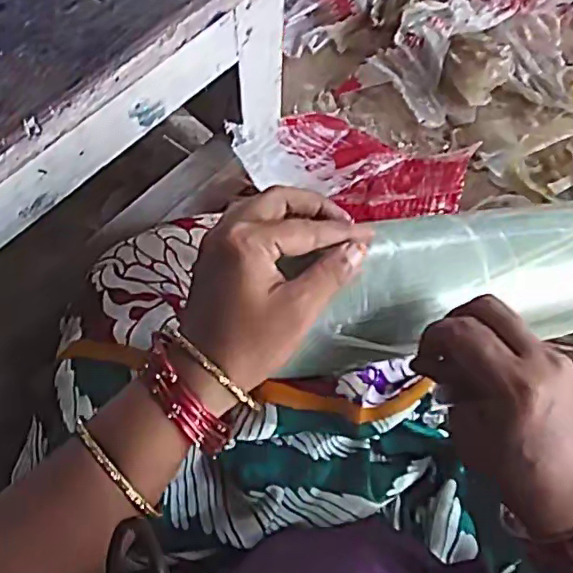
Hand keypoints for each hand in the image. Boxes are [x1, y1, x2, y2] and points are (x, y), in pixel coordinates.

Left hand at [177, 187, 371, 402]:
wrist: (203, 373)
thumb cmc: (252, 345)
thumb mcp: (299, 310)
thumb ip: (330, 273)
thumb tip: (356, 248)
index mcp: (248, 240)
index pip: (305, 228)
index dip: (341, 232)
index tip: (369, 234)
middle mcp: (228, 229)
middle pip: (278, 200)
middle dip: (315, 207)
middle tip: (345, 223)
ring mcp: (216, 239)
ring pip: (261, 206)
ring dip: (294, 210)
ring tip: (324, 227)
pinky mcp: (213, 253)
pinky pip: (248, 221)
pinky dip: (275, 221)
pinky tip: (294, 238)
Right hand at [414, 295, 572, 536]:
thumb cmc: (521, 479)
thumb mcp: (472, 437)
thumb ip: (454, 392)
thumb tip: (440, 366)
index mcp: (516, 385)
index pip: (463, 332)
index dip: (433, 336)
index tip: (424, 356)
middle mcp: (541, 360)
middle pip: (487, 307)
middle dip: (454, 320)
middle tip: (441, 348)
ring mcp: (557, 357)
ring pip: (506, 319)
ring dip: (477, 331)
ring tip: (463, 364)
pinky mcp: (565, 362)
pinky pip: (522, 338)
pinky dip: (498, 345)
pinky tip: (488, 375)